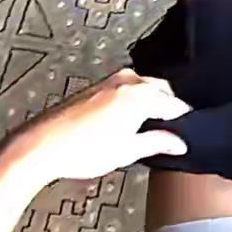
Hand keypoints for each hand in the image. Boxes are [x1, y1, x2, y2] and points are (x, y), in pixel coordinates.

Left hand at [0, 70, 189, 183]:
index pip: (175, 104)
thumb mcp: (127, 151)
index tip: (190, 130)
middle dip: (170, 106)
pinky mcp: (98, 86)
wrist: (40, 145)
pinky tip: (132, 118)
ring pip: (145, 86)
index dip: (185, 119)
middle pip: (163, 90)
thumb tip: (180, 142)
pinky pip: (129, 86)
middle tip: (174, 129)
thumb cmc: (83, 150)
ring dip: (152, 100)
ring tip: (153, 125)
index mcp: (141, 95)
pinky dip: (137, 98)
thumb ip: (157, 142)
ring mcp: (112, 81)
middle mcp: (129, 81)